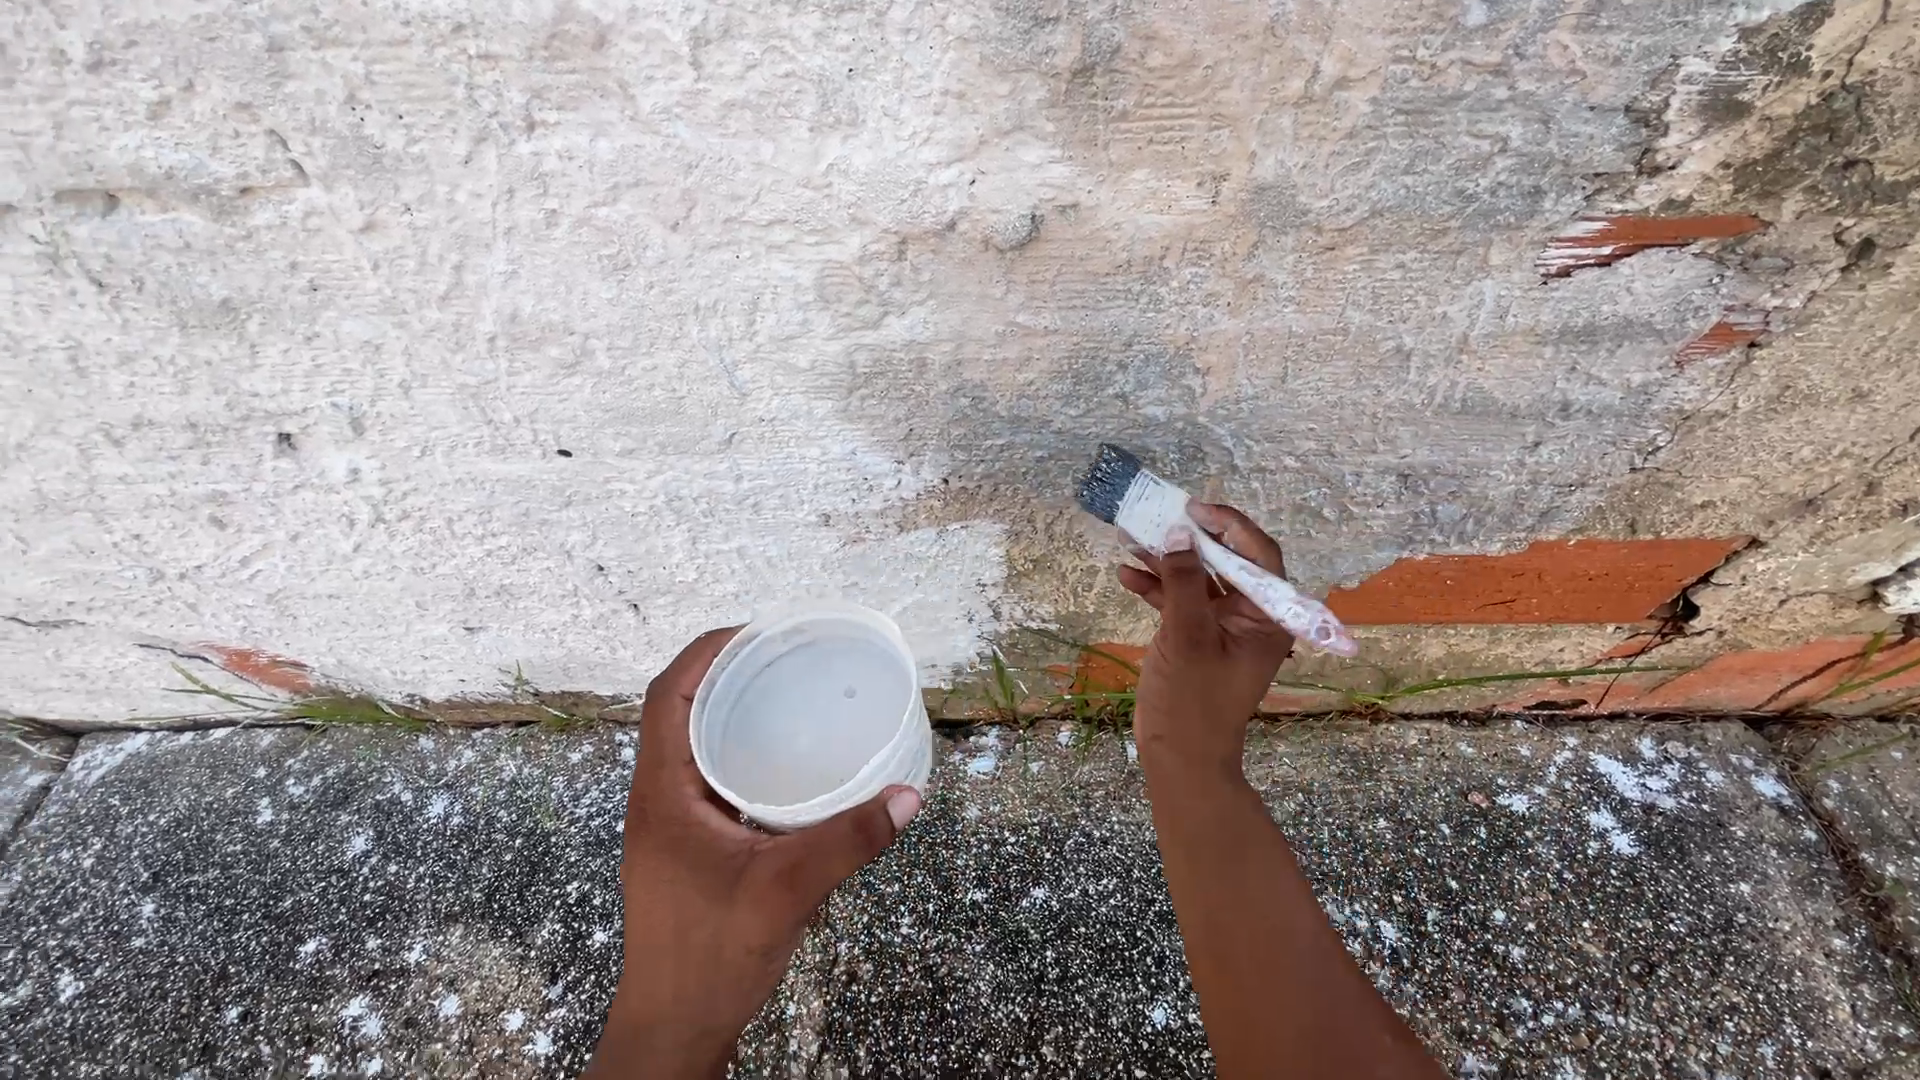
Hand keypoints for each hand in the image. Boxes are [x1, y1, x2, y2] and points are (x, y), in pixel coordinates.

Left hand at [586, 628, 922, 1078]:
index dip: (706, 652)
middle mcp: (659, 798)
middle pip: (681, 710)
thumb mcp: (786, 892)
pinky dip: (744, 753)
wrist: (675, 1031)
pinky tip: (789, 764)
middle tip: (785, 654)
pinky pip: (712, 776)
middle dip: (726, 672)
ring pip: (695, 744)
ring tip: (788, 694)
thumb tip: (910, 794)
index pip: (668, 696)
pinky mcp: (690, 845)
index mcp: (662, 793)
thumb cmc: (711, 959)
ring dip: (733, 712)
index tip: (756, 630)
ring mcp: (672, 824)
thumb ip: (849, 840)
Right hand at [1118, 502, 1294, 772]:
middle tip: (1159, 517)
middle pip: (1224, 562)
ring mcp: (1220, 626)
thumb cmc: (1194, 699)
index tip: (1194, 509)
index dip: (1230, 526)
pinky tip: (1127, 575)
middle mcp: (1249, 616)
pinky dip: (1155, 588)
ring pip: (1196, 579)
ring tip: (1132, 540)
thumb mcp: (1188, 636)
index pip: (1259, 555)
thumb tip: (1180, 533)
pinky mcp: (1194, 637)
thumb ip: (1184, 582)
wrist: (1179, 754)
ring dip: (1166, 561)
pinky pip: (1178, 602)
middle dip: (1190, 540)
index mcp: (1266, 616)